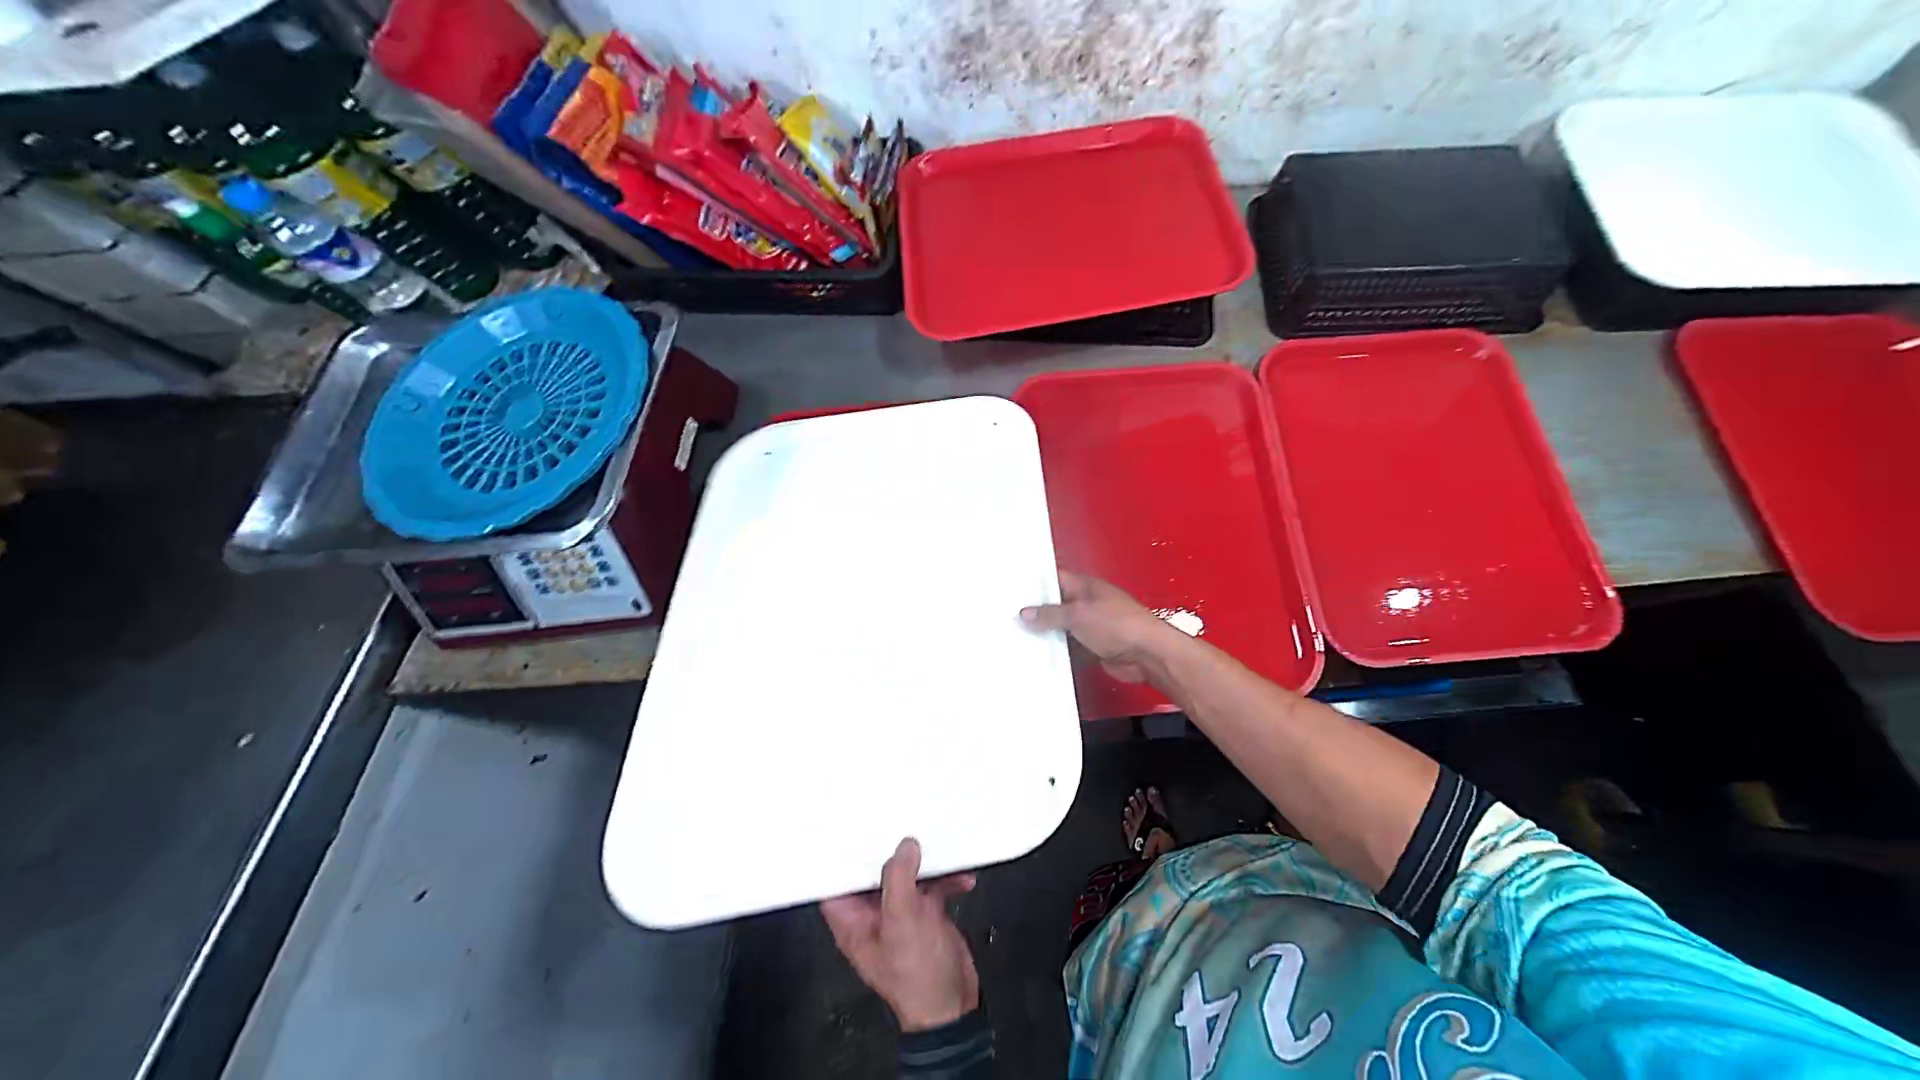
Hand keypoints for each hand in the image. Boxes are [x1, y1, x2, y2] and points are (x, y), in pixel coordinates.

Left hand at [821, 838, 979, 1031]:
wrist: (954, 1007)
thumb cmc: (917, 974)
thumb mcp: (901, 921)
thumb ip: (899, 878)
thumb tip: (905, 845)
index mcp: (853, 921)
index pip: (837, 881)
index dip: (842, 855)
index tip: (853, 826)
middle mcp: (873, 915)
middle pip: (875, 872)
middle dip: (891, 849)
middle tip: (902, 820)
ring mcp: (900, 915)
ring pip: (907, 875)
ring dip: (926, 863)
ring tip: (941, 849)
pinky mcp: (925, 915)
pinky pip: (933, 886)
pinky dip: (947, 880)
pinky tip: (962, 879)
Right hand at [1020, 571, 1176, 682]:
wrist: (1149, 655)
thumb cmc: (1117, 625)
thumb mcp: (1079, 615)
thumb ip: (1050, 614)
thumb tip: (1024, 613)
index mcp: (1086, 587)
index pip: (1056, 579)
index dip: (1036, 583)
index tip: (1012, 589)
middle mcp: (1088, 604)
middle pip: (1057, 606)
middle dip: (1037, 613)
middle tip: (1007, 617)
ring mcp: (1092, 627)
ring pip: (1062, 629)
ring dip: (1046, 635)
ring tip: (1016, 638)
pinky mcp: (1094, 648)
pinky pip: (1071, 648)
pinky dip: (1058, 652)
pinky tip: (1038, 656)